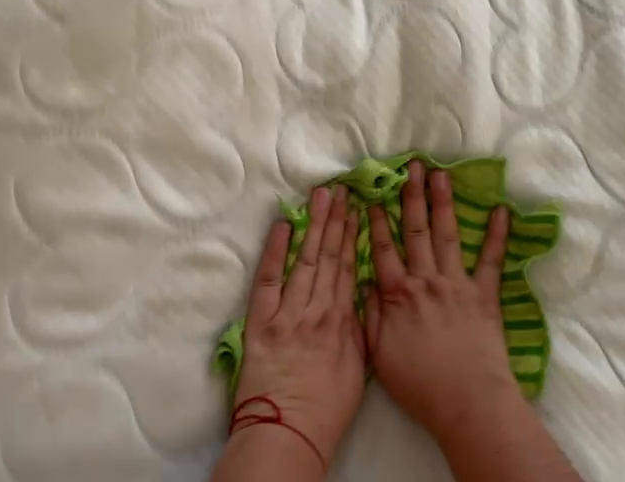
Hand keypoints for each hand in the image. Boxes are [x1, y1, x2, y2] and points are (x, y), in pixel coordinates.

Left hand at [228, 185, 366, 473]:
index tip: (357, 209)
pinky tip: (282, 225)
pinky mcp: (261, 322)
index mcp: (343, 322)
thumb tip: (363, 298)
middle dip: (335, 220)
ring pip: (304, 261)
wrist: (288, 433)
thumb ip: (360, 330)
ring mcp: (289, 314)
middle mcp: (318, 311)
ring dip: (312, 226)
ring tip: (320, 196)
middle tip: (340, 189)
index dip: (352, 237)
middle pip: (328, 257)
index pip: (348, 269)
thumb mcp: (358, 370)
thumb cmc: (326, 410)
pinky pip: (268, 279)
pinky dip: (275, 252)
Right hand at [363, 161, 521, 442]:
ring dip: (443, 202)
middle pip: (416, 230)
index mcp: (398, 294)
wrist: (468, 403)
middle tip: (412, 165)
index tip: (372, 193)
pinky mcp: (485, 296)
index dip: (377, 220)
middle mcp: (426, 280)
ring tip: (441, 173)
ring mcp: (457, 284)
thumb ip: (370, 314)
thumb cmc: (420, 385)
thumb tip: (362, 281)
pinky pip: (491, 260)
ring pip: (446, 235)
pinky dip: (496, 235)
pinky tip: (501, 210)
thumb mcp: (379, 354)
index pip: (383, 249)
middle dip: (412, 195)